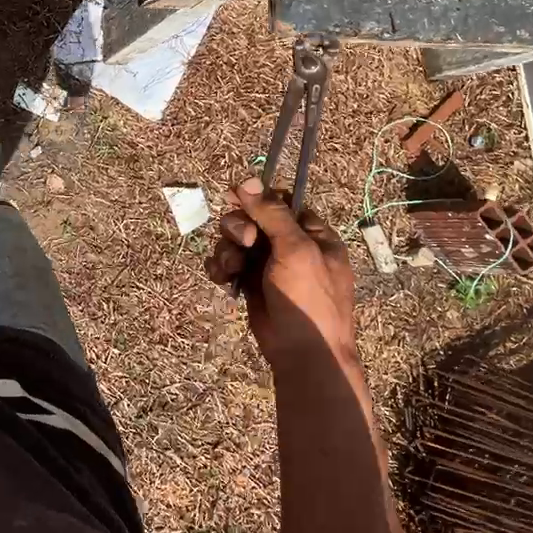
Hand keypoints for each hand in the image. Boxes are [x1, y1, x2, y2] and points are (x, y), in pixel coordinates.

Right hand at [205, 178, 357, 373]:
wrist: (303, 353)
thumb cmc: (309, 298)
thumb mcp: (296, 250)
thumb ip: (271, 214)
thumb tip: (247, 179)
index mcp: (313, 236)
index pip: (280, 203)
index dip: (256, 199)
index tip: (234, 196)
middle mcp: (289, 247)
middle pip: (251, 219)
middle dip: (239, 228)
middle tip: (242, 242)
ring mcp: (268, 266)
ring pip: (234, 241)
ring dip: (227, 250)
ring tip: (231, 268)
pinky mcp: (249, 283)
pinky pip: (226, 264)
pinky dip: (220, 268)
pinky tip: (222, 278)